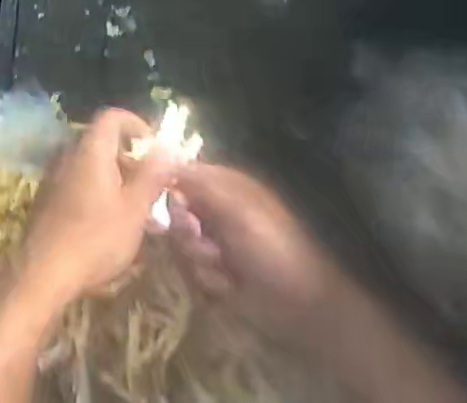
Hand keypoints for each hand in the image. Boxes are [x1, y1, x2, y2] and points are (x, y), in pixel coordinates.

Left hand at [20, 109, 180, 303]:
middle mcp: (69, 153)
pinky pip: (78, 181)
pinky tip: (110, 223)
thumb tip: (167, 149)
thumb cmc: (95, 238)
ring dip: (116, 178)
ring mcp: (54, 174)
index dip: (137, 125)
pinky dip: (98, 191)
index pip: (113, 116)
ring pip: (92, 164)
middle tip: (151, 186)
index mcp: (90, 148)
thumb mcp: (134, 209)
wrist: (41, 274)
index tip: (155, 150)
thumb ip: (152, 175)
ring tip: (136, 211)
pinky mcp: (47, 197)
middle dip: (131, 159)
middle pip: (103, 140)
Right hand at [166, 164, 347, 343]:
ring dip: (197, 258)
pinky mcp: (213, 269)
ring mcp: (213, 239)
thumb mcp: (238, 211)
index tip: (169, 207)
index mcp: (224, 184)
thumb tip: (164, 159)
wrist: (302, 307)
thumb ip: (201, 185)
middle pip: (174, 209)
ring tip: (221, 269)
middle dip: (185, 231)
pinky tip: (226, 285)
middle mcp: (214, 206)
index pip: (182, 172)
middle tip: (202, 242)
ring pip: (179, 241)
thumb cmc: (274, 249)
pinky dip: (206, 278)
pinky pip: (190, 267)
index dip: (169, 186)